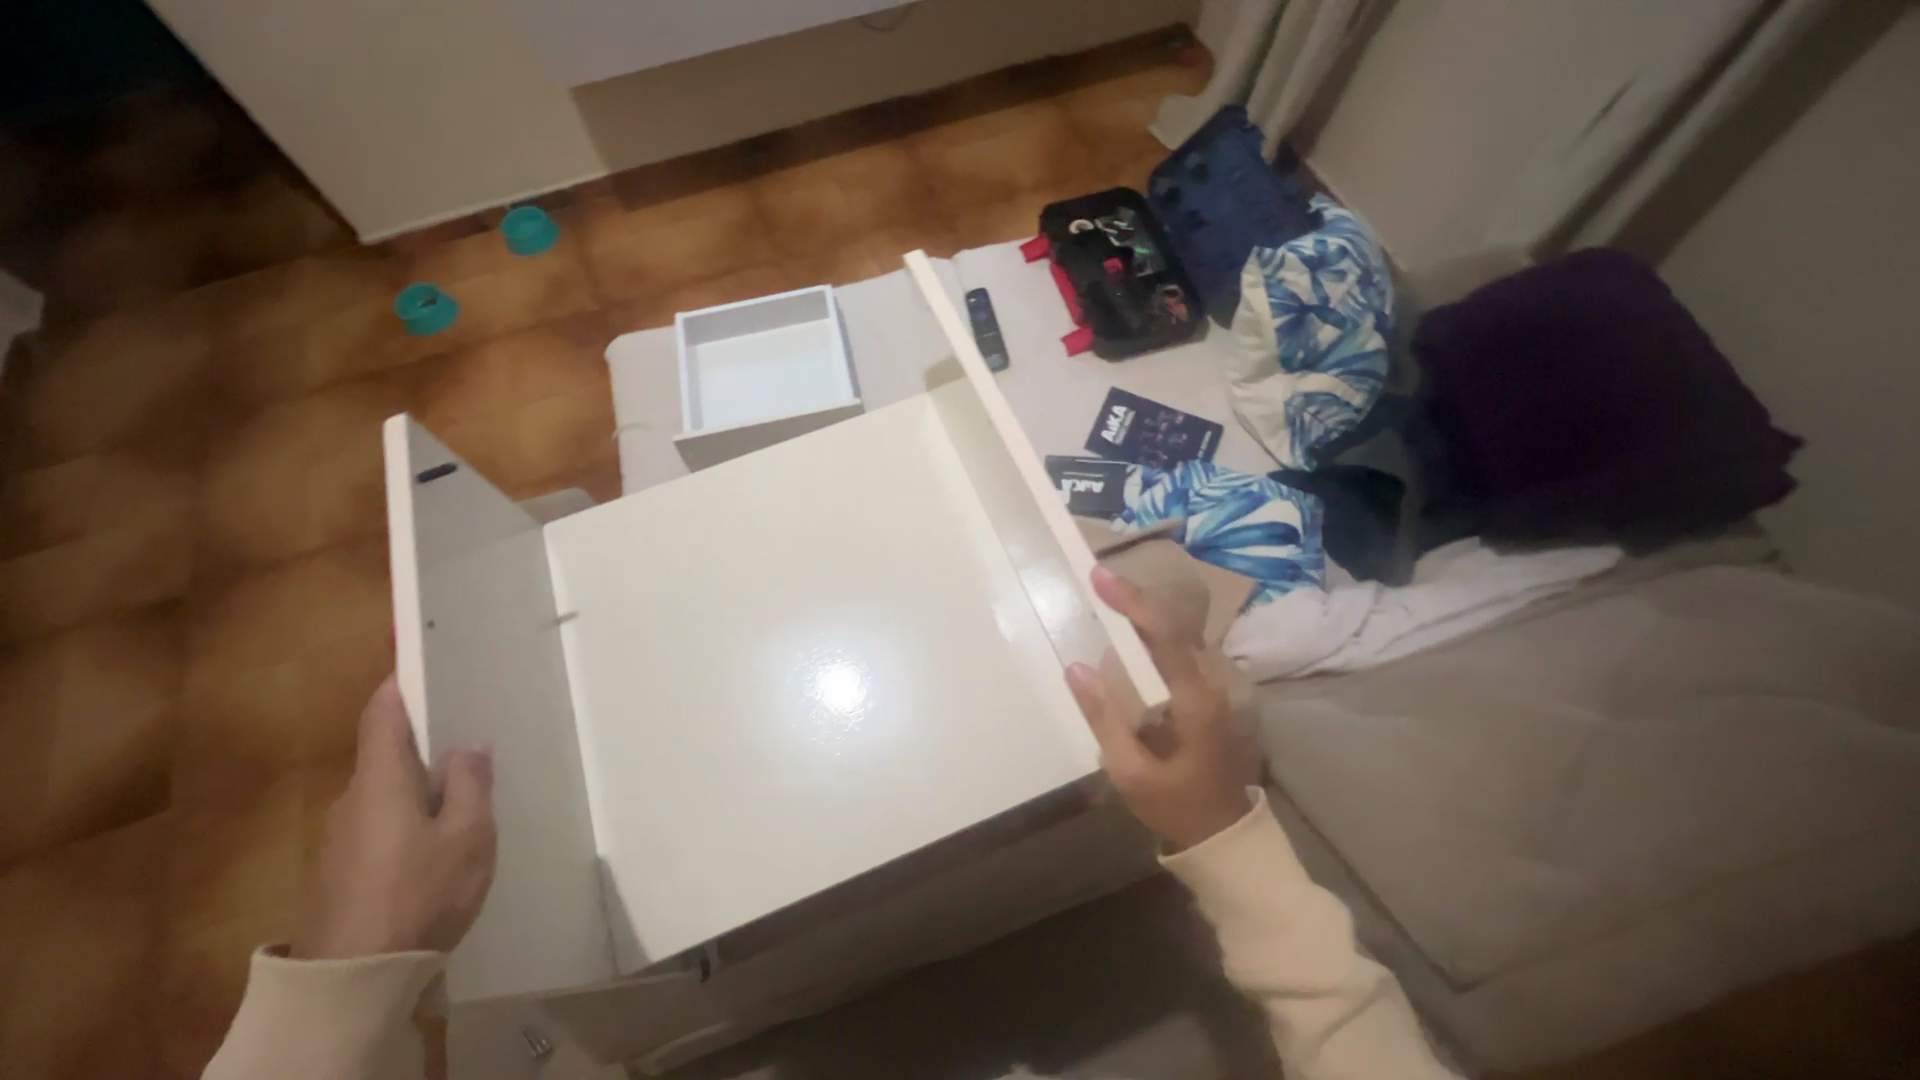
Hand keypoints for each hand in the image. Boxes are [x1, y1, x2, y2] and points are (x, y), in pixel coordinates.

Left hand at [292, 675, 496, 959]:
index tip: (422, 666)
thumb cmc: (419, 892)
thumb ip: (469, 784)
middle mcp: (352, 801)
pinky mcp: (342, 872)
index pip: (381, 717)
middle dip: (424, 743)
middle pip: (385, 756)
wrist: (356, 978)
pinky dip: (408, 817)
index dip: (399, 688)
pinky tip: (437, 840)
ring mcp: (341, 839)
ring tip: (463, 794)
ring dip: (419, 786)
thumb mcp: (467, 835)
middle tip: (468, 739)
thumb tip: (467, 746)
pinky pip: (380, 825)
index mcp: (380, 782)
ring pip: (385, 794)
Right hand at [1067, 566, 1254, 850]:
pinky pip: (1176, 654)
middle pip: (1172, 626)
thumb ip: (1104, 718)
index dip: (1132, 602)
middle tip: (1096, 582)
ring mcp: (1212, 689)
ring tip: (1106, 598)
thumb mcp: (1130, 771)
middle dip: (1134, 600)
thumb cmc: (1175, 805)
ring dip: (1142, 616)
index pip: (1164, 635)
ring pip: (1176, 637)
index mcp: (1194, 699)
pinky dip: (1150, 637)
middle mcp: (1210, 684)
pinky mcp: (1206, 695)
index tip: (1100, 578)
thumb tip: (1077, 666)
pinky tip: (1124, 637)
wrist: (1223, 833)